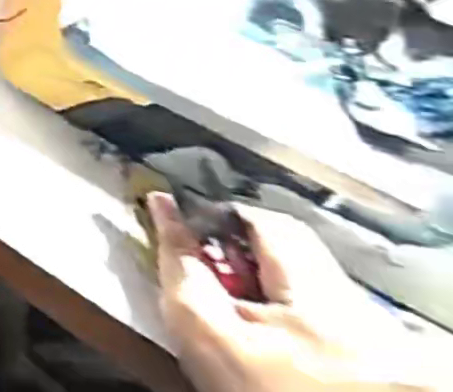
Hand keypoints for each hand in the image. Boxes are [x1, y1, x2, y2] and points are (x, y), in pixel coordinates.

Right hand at [148, 193, 436, 391]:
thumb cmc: (252, 390)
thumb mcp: (200, 326)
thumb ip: (179, 261)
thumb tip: (163, 205)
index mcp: (332, 305)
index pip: (272, 224)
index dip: (224, 218)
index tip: (189, 229)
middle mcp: (384, 323)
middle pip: (302, 259)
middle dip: (252, 263)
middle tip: (218, 285)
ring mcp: (410, 354)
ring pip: (326, 292)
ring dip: (281, 294)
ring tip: (253, 323)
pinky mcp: (415, 374)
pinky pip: (351, 323)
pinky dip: (312, 323)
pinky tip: (292, 350)